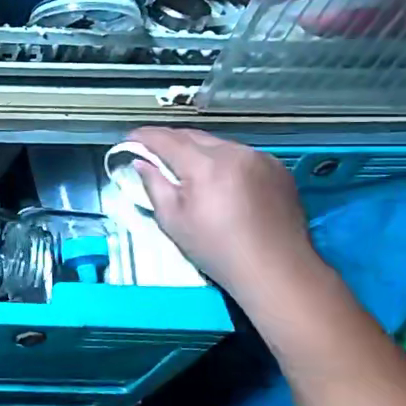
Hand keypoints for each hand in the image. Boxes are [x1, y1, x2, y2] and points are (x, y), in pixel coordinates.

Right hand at [126, 127, 317, 296]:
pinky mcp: (277, 168)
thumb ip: (154, 185)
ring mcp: (259, 158)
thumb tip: (141, 162)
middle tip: (150, 151)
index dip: (143, 136)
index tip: (128, 139)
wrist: (277, 270)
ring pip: (218, 144)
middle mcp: (234, 152)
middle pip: (193, 136)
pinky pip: (240, 155)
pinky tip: (218, 178)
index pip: (166, 139)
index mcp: (206, 165)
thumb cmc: (217, 249)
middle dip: (169, 140)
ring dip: (197, 149)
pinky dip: (223, 160)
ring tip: (183, 165)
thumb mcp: (173, 220)